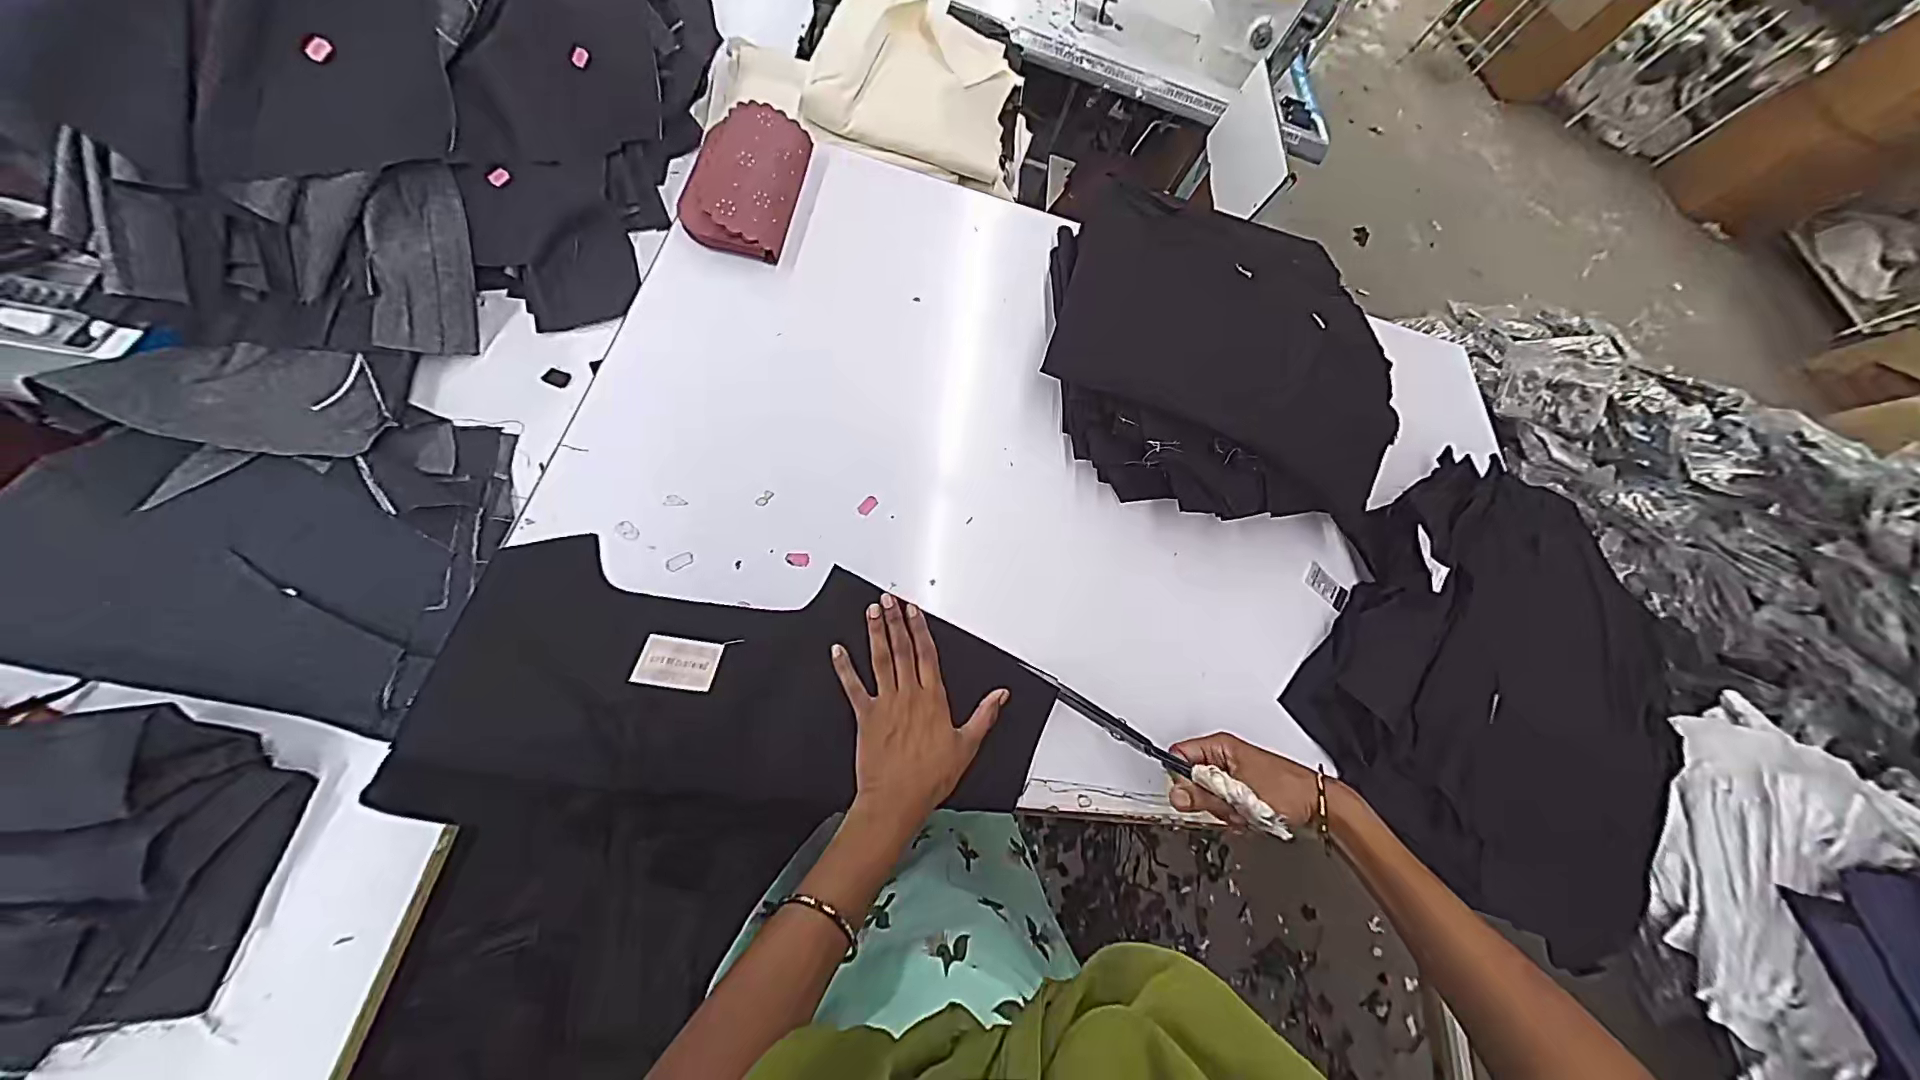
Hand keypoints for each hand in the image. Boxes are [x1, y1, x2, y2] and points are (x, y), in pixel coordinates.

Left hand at [831, 593, 1008, 827]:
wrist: (897, 798)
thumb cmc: (930, 776)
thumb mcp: (968, 746)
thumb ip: (985, 715)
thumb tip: (1000, 696)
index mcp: (933, 699)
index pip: (927, 654)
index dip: (919, 629)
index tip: (914, 611)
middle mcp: (908, 696)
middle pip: (902, 650)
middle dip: (895, 622)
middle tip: (889, 600)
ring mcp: (885, 703)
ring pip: (880, 660)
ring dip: (875, 634)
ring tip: (871, 612)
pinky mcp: (865, 716)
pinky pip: (853, 686)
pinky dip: (844, 668)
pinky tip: (838, 650)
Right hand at [1168, 733, 1320, 830]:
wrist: (1320, 807)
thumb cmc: (1290, 790)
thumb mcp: (1238, 794)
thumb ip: (1203, 794)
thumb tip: (1177, 792)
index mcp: (1219, 746)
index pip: (1179, 756)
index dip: (1180, 778)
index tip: (1189, 796)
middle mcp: (1224, 757)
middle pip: (1192, 780)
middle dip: (1207, 800)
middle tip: (1226, 804)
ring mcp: (1233, 775)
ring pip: (1207, 796)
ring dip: (1222, 811)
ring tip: (1242, 811)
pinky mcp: (1241, 791)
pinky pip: (1222, 806)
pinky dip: (1232, 816)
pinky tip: (1247, 817)